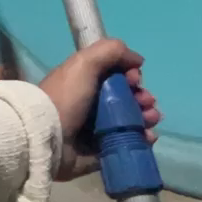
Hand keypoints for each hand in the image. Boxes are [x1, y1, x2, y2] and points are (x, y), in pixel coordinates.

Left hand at [38, 39, 160, 180]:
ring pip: (132, 119)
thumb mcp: (84, 63)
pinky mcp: (104, 149)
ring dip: (147, 116)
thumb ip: (110, 51)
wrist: (49, 136)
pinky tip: (149, 137)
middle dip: (143, 97)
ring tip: (151, 119)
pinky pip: (130, 142)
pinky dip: (143, 138)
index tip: (134, 79)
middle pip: (127, 96)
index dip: (130, 74)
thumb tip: (138, 59)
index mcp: (87, 79)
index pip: (116, 74)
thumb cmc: (67, 96)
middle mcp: (94, 101)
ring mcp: (99, 127)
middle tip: (147, 102)